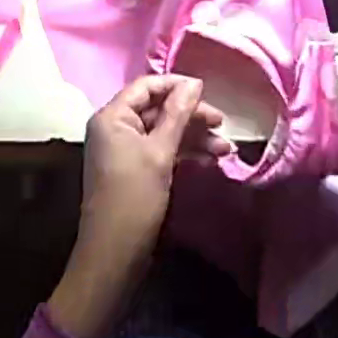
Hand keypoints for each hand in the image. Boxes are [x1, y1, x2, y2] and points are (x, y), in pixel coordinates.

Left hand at [79, 75, 228, 265]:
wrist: (115, 254)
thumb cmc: (134, 197)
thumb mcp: (159, 152)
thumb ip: (178, 115)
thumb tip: (195, 83)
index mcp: (112, 116)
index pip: (146, 86)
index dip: (176, 85)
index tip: (207, 91)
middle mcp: (115, 126)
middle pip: (157, 108)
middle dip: (190, 115)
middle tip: (222, 123)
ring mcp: (124, 148)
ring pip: (162, 130)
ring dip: (192, 136)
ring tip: (225, 147)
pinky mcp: (135, 168)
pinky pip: (160, 149)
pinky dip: (183, 152)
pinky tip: (210, 158)